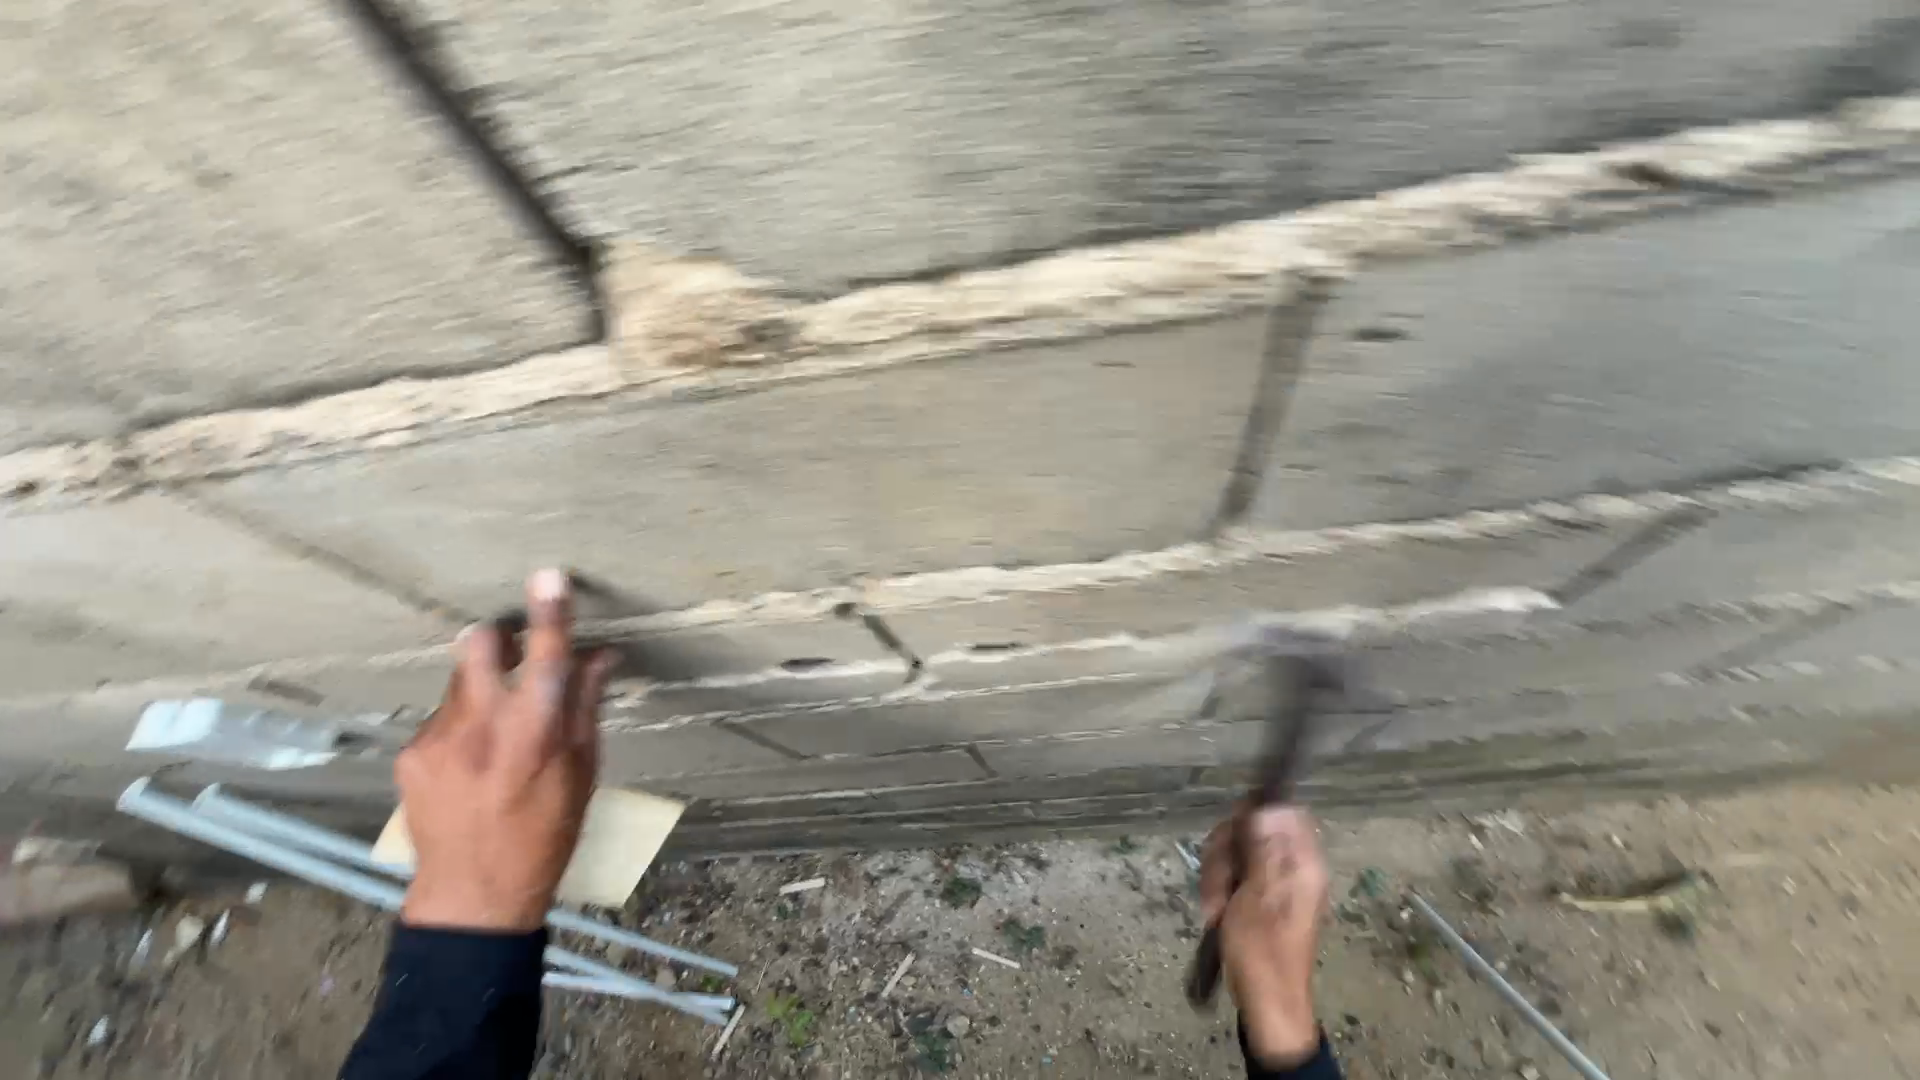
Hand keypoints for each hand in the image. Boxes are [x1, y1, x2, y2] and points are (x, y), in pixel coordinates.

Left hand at [396, 569, 613, 931]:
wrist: (474, 894)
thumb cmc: (548, 831)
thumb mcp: (583, 770)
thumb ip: (586, 705)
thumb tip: (601, 654)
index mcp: (536, 734)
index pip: (547, 659)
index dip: (551, 614)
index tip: (549, 574)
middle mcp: (481, 728)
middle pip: (478, 647)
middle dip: (498, 640)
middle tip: (514, 659)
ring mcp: (437, 740)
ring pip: (460, 681)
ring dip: (483, 687)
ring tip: (497, 732)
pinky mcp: (409, 754)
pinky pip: (442, 715)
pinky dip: (463, 721)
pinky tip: (472, 759)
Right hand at [1199, 806, 1329, 1065]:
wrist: (1265, 1000)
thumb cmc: (1261, 950)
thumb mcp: (1256, 895)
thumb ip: (1261, 849)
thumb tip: (1266, 806)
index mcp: (1302, 864)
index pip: (1285, 812)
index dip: (1255, 813)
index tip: (1232, 835)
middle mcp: (1293, 866)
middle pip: (1253, 827)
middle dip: (1226, 849)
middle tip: (1218, 878)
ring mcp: (1277, 881)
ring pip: (1238, 849)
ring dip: (1218, 871)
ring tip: (1214, 902)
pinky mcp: (1261, 895)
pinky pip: (1235, 871)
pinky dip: (1219, 885)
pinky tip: (1215, 908)